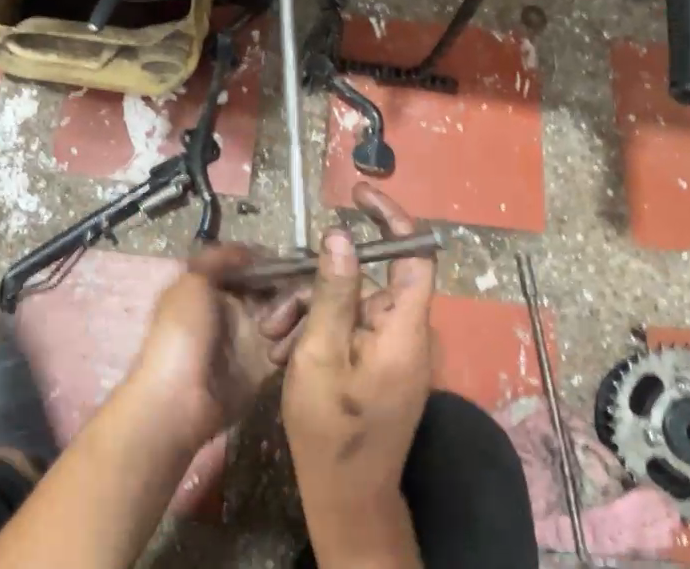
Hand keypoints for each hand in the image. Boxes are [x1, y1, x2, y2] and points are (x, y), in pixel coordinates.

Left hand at [124, 244, 305, 449]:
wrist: (181, 399)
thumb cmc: (182, 333)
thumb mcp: (192, 282)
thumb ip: (219, 260)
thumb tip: (251, 250)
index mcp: (212, 288)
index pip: (249, 266)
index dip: (270, 261)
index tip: (295, 256)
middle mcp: (234, 309)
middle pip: (272, 288)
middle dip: (290, 285)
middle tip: (308, 284)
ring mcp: (251, 337)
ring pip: (286, 314)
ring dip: (297, 310)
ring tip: (307, 309)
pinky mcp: (265, 365)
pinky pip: (290, 344)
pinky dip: (299, 337)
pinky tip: (307, 331)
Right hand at [280, 185, 434, 562]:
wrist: (347, 497)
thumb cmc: (331, 428)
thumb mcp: (322, 355)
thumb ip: (333, 293)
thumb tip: (340, 236)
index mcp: (405, 328)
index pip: (414, 254)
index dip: (391, 217)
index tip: (357, 193)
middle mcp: (406, 334)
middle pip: (366, 282)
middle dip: (317, 287)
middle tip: (276, 311)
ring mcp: (393, 354)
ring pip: (350, 307)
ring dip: (310, 314)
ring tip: (275, 338)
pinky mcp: (379, 368)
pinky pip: (350, 332)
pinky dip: (319, 334)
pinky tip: (287, 352)